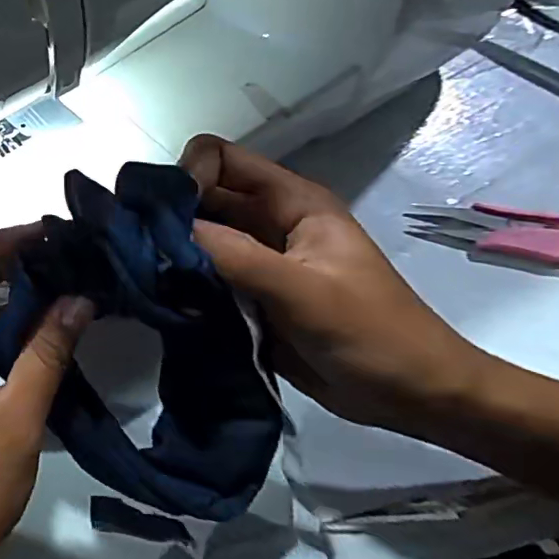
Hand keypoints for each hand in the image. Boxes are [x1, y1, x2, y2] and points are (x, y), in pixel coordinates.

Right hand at [180, 134, 490, 437]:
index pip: (220, 158)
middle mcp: (267, 221)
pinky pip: (202, 273)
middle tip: (142, 248)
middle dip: (170, 216)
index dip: (189, 174)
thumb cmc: (373, 334)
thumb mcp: (304, 291)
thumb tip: (165, 231)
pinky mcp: (248, 293)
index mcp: (290, 202)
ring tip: (149, 276)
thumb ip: (234, 255)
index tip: (168, 216)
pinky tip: (167, 298)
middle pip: (201, 197)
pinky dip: (182, 281)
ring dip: (172, 251)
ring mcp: (257, 258)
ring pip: (197, 236)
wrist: (416, 399)